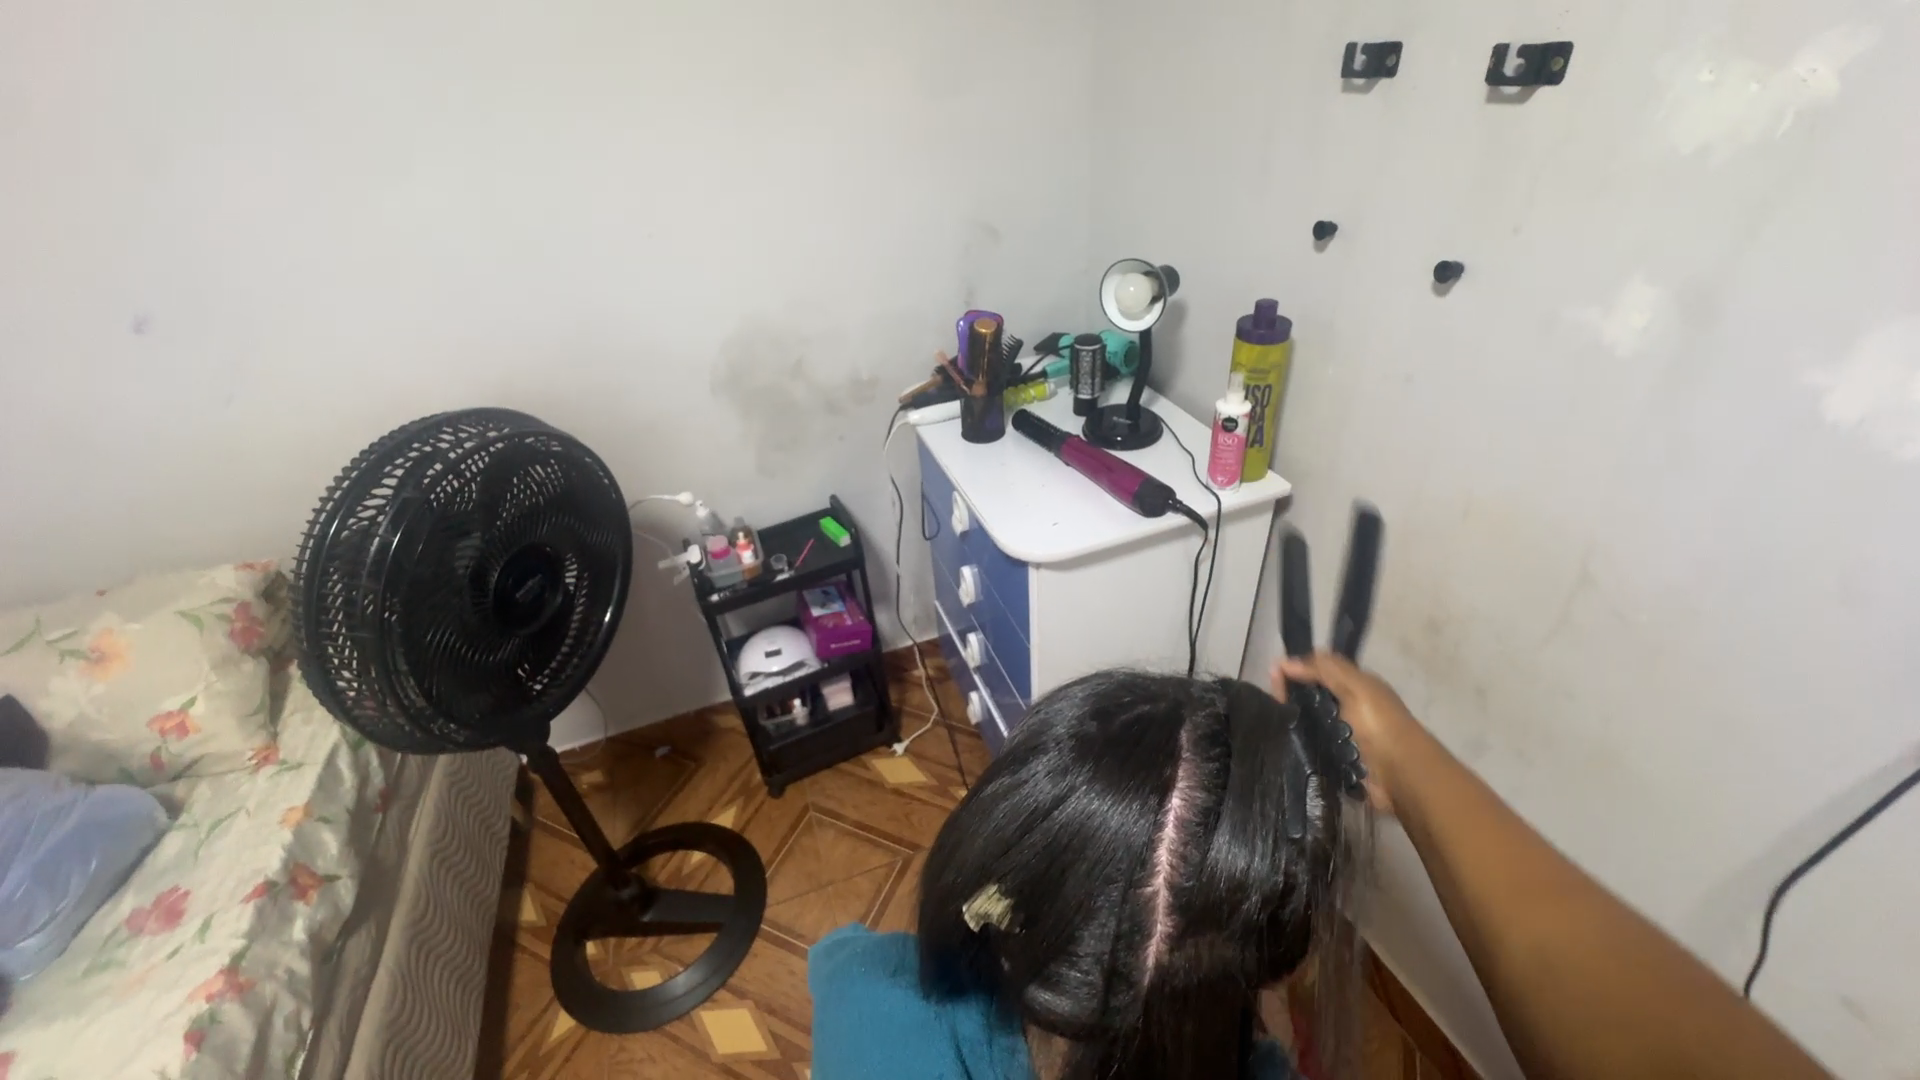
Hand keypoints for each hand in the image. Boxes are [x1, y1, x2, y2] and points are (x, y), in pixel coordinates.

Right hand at [1270, 652, 1421, 815]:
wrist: (1401, 777)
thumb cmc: (1380, 726)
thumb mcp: (1356, 687)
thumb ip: (1324, 670)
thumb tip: (1285, 661)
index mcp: (1356, 688)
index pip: (1319, 671)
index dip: (1297, 668)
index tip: (1273, 673)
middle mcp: (1348, 709)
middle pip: (1310, 696)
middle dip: (1290, 693)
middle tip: (1270, 699)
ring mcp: (1340, 736)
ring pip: (1307, 721)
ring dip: (1290, 719)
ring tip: (1269, 719)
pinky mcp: (1334, 760)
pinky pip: (1308, 745)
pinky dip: (1295, 742)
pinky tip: (1280, 739)